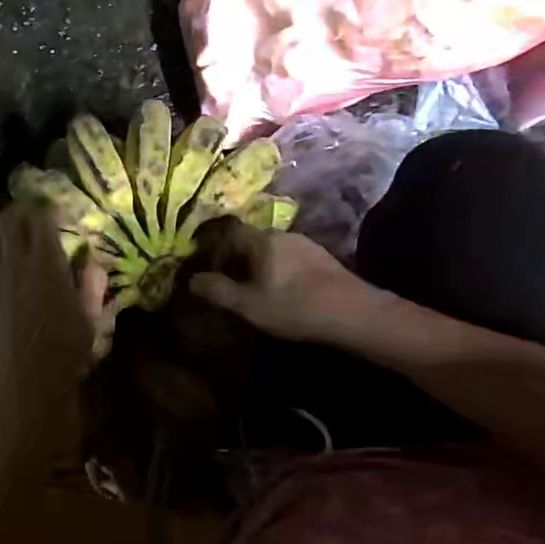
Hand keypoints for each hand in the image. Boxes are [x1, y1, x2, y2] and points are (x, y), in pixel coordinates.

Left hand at [0, 205, 107, 387]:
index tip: (62, 211)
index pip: (41, 218)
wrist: (28, 374)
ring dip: (3, 222)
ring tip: (15, 223)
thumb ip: (93, 283)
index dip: (50, 209)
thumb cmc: (66, 344)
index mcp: (46, 262)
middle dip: (24, 209)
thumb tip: (94, 260)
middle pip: (12, 219)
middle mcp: (17, 261)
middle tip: (38, 212)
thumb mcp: (91, 313)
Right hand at [189, 229, 385, 344]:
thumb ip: (218, 291)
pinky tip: (283, 291)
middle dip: (236, 258)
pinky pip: (290, 259)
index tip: (206, 266)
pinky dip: (279, 270)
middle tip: (228, 282)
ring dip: (259, 266)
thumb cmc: (294, 306)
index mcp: (261, 240)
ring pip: (272, 250)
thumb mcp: (248, 305)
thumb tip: (192, 280)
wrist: (352, 312)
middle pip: (250, 240)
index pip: (229, 231)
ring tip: (255, 290)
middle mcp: (282, 234)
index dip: (214, 247)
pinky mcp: (322, 258)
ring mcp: (306, 244)